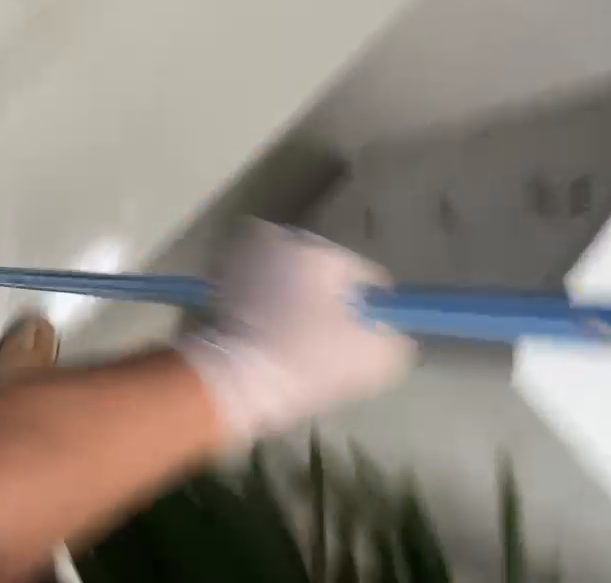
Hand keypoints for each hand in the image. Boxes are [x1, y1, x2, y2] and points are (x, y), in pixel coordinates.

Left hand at [178, 221, 413, 440]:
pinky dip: (259, 291)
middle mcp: (280, 238)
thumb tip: (386, 326)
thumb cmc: (309, 360)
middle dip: (326, 288)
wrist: (238, 372)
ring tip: (292, 324)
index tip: (365, 326)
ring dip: (290, 285)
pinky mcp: (217, 270)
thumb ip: (393, 334)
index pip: (362, 273)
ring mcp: (243, 250)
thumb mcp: (376, 357)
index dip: (368, 302)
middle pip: (318, 264)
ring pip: (282, 267)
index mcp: (320, 250)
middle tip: (327, 326)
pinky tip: (263, 321)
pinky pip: (252, 277)